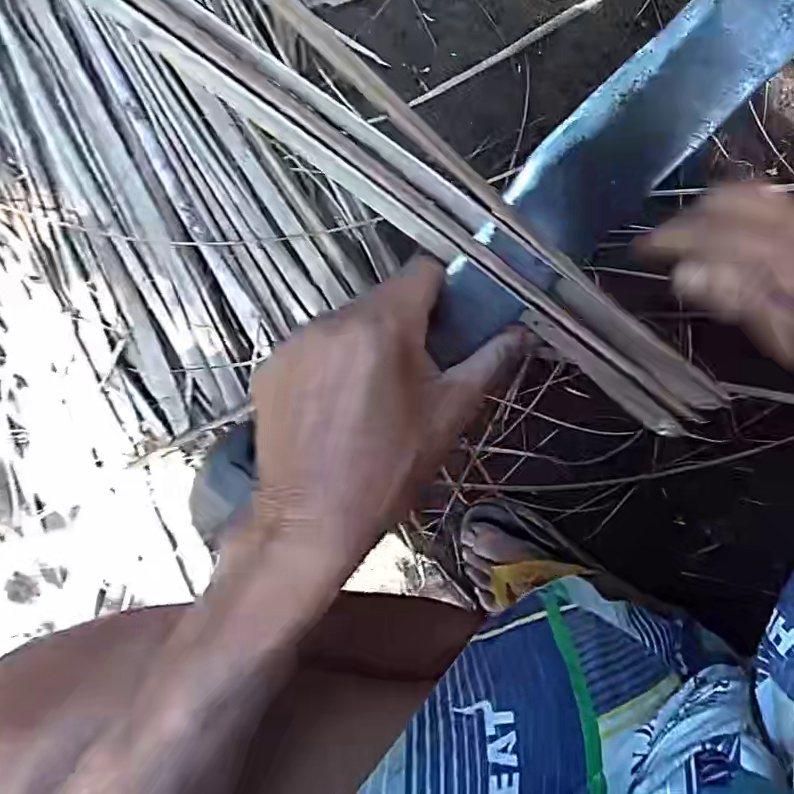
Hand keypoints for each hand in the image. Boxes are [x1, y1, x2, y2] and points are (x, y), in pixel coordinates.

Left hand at [248, 258, 524, 546]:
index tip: (457, 319)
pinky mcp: (271, 365)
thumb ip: (490, 360)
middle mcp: (333, 320)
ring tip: (381, 388)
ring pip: (352, 319)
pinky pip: (318, 343)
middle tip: (426, 363)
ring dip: (373, 338)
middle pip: (387, 296)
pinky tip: (342, 401)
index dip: (448, 288)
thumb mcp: (451, 412)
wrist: (310, 524)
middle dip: (412, 319)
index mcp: (382, 325)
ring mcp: (295, 341)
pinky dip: (338, 358)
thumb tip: (521, 332)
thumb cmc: (391, 466)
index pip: (423, 269)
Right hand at [639, 185, 793, 402]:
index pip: (718, 240)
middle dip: (686, 219)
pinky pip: (775, 197)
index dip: (675, 240)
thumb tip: (688, 276)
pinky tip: (727, 215)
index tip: (646, 248)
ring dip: (709, 207)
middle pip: (729, 207)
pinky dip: (740, 202)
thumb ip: (742, 304)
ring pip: (750, 195)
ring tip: (685, 229)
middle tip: (660, 241)